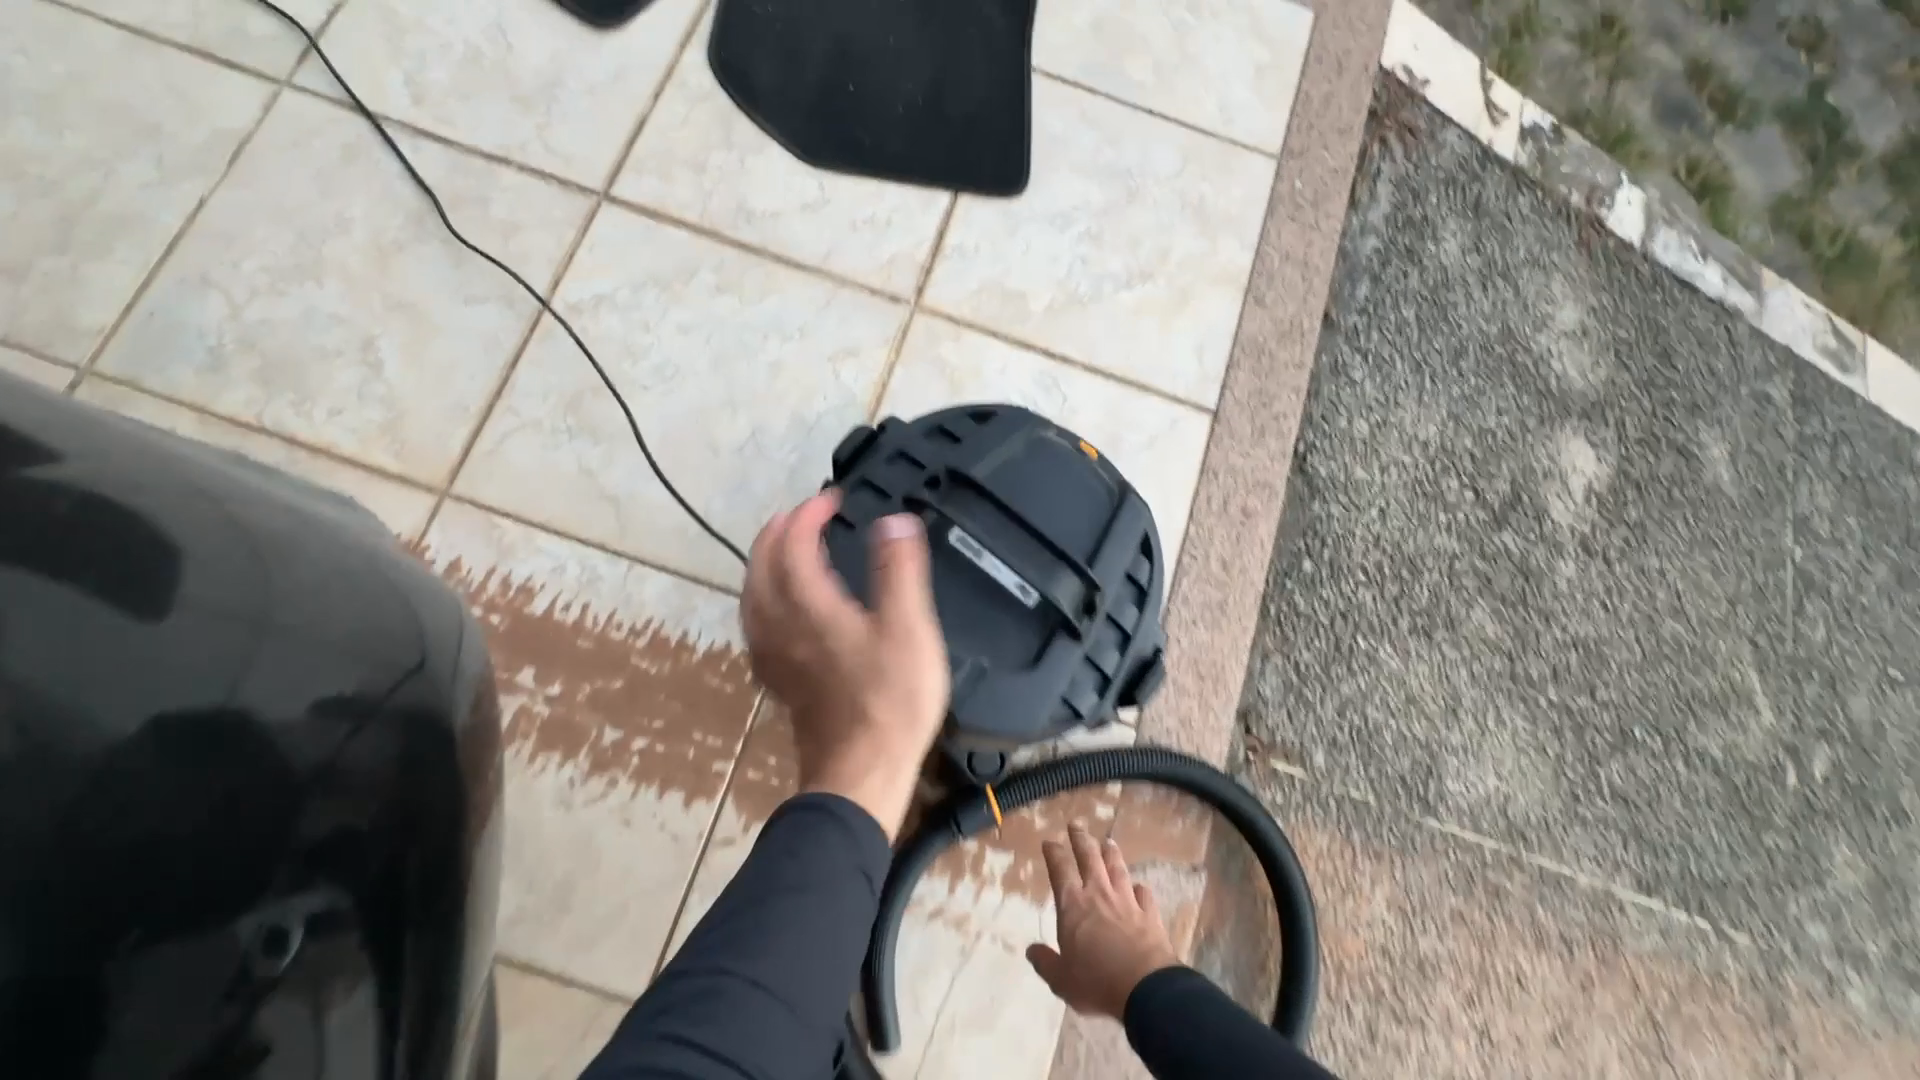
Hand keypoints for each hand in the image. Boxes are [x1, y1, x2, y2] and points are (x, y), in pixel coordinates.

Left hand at [740, 490, 948, 840]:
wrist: (860, 773)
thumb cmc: (890, 701)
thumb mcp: (909, 628)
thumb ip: (899, 569)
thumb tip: (894, 521)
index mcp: (808, 605)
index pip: (792, 543)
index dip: (808, 514)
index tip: (832, 500)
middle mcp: (779, 624)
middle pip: (760, 565)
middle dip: (778, 532)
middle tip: (804, 516)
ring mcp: (773, 655)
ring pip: (752, 595)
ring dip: (765, 563)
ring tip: (787, 550)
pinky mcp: (778, 679)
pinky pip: (757, 625)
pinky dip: (764, 600)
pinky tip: (781, 610)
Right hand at [1027, 823, 1181, 1020]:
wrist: (1145, 988)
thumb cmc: (1096, 982)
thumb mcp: (1061, 979)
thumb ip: (1045, 962)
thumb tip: (1031, 950)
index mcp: (1072, 905)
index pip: (1060, 870)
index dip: (1053, 853)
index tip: (1049, 841)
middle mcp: (1099, 894)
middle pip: (1089, 858)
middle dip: (1080, 839)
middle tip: (1076, 824)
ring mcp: (1127, 901)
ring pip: (1117, 868)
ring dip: (1111, 853)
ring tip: (1108, 841)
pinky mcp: (1149, 914)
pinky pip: (1144, 894)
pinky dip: (1139, 888)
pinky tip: (1139, 886)